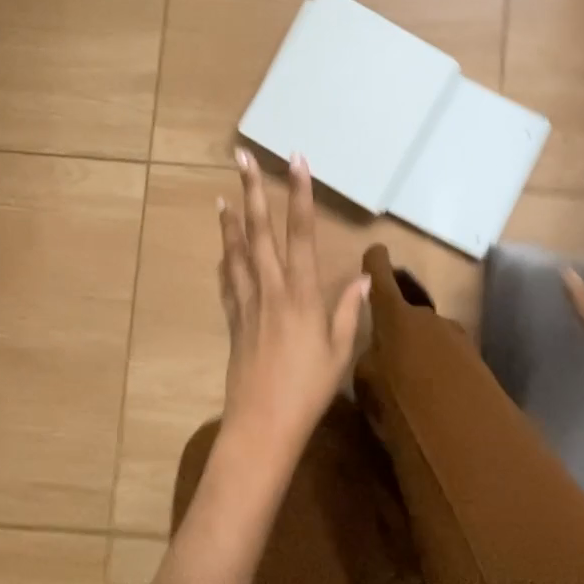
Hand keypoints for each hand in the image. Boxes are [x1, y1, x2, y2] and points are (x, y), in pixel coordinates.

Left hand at [216, 148, 368, 461]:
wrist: (262, 425)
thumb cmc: (309, 389)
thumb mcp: (341, 351)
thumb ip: (349, 311)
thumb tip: (360, 278)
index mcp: (301, 293)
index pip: (300, 232)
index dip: (299, 194)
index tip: (296, 161)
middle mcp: (271, 288)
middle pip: (259, 230)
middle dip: (252, 190)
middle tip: (241, 158)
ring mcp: (247, 303)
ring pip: (236, 251)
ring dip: (230, 220)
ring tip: (224, 193)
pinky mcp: (233, 320)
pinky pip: (227, 281)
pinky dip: (224, 259)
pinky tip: (222, 248)